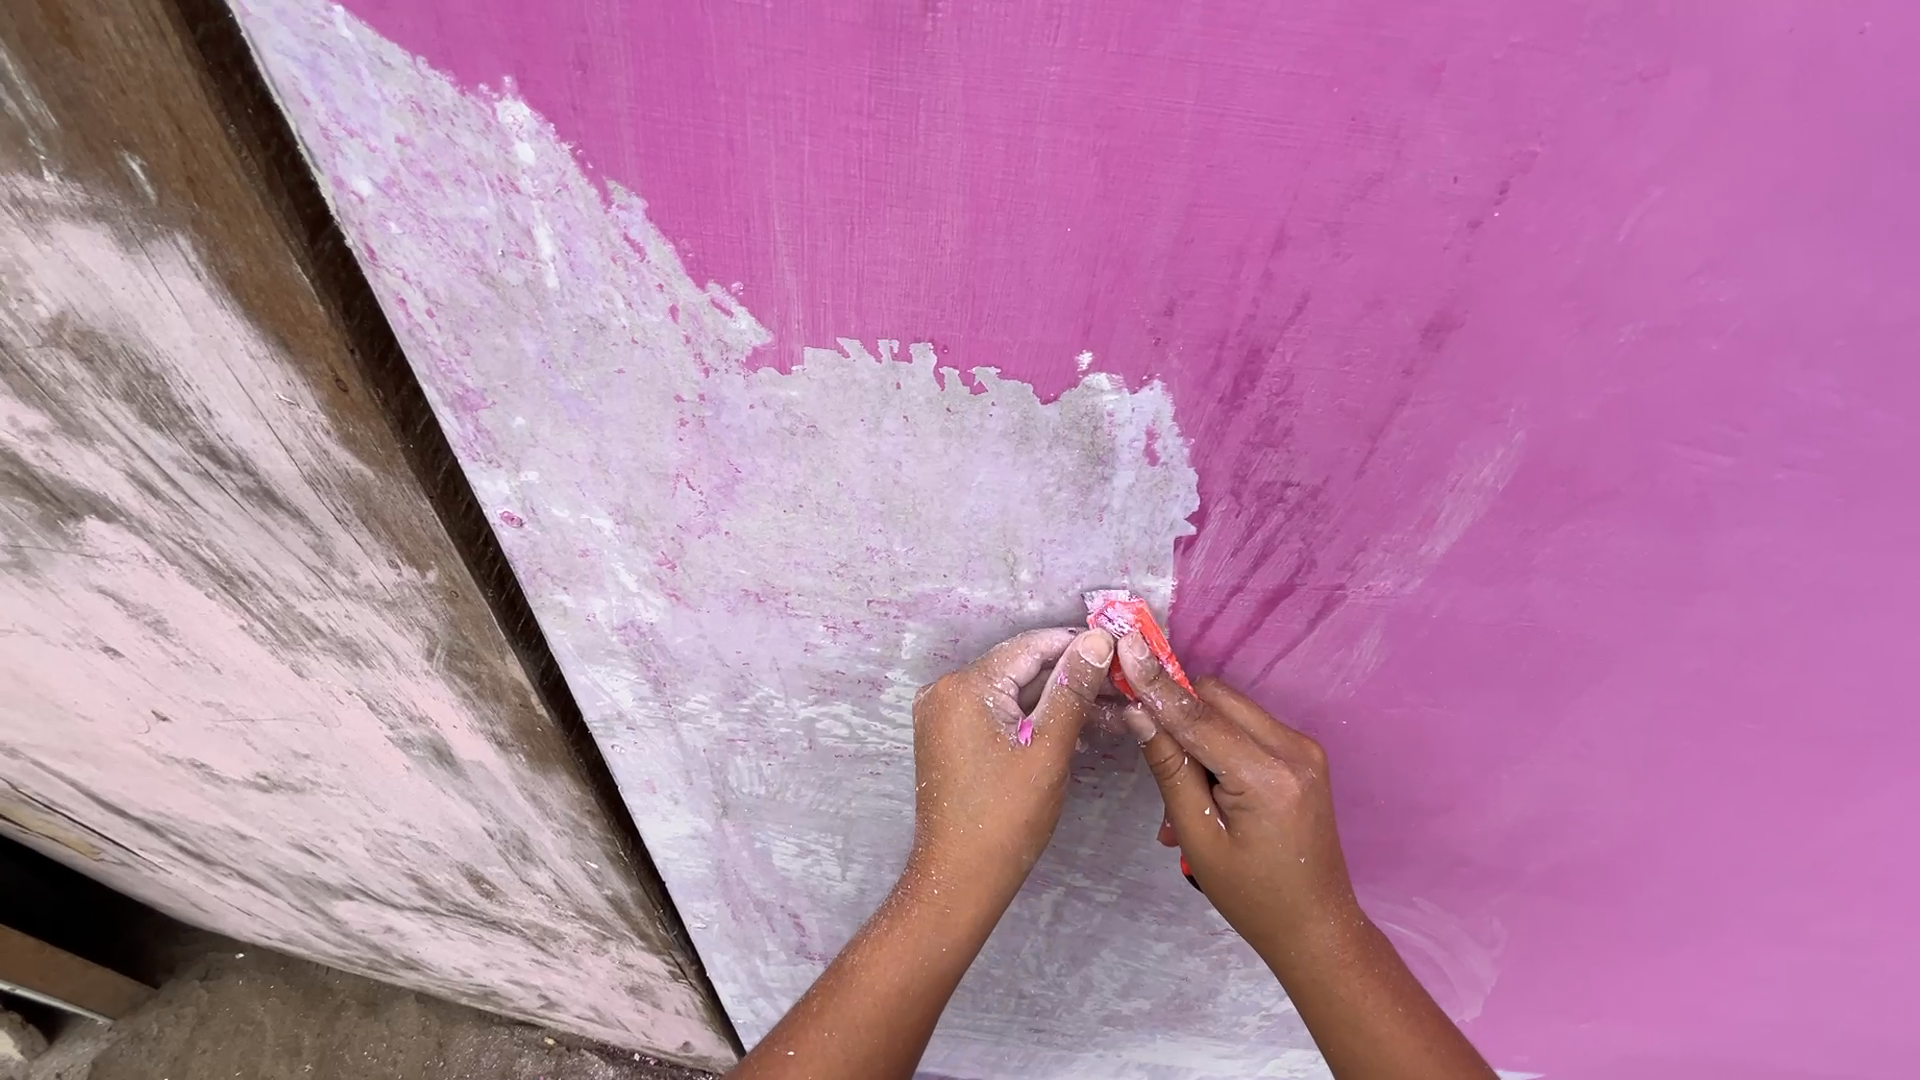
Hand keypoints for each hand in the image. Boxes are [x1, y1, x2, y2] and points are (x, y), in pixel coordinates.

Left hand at [907, 627, 1115, 901]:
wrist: (960, 878)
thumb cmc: (1007, 817)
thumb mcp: (1048, 748)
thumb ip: (1073, 688)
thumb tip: (1098, 639)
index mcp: (966, 686)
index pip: (1030, 646)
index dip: (1078, 645)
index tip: (1121, 651)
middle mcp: (947, 689)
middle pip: (1020, 666)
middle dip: (1071, 675)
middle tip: (1122, 686)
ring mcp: (945, 713)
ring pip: (1012, 690)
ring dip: (1056, 698)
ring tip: (1108, 710)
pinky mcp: (950, 734)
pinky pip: (998, 710)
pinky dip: (1033, 716)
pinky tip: (1073, 728)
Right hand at [1115, 633, 1362, 966]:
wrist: (1317, 927)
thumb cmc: (1252, 896)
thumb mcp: (1199, 837)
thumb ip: (1169, 768)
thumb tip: (1136, 713)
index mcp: (1268, 777)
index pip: (1198, 716)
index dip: (1156, 682)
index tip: (1124, 648)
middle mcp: (1293, 748)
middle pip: (1215, 697)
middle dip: (1175, 708)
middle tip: (1147, 741)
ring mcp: (1302, 746)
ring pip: (1228, 707)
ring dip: (1194, 728)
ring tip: (1184, 786)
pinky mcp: (1301, 751)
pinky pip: (1243, 724)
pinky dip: (1215, 740)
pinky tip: (1206, 783)